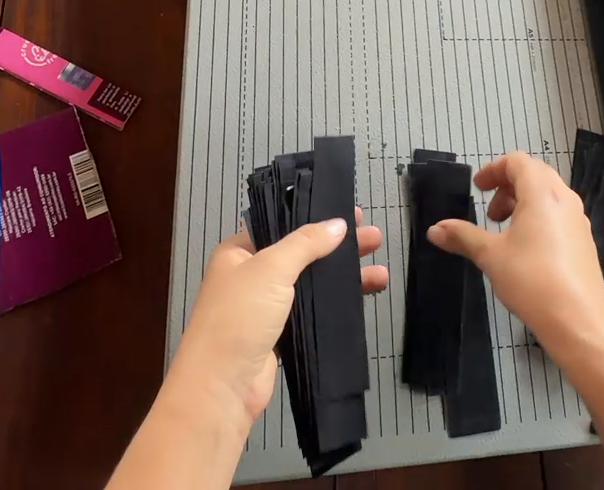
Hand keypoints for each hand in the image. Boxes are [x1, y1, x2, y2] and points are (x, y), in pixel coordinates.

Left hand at [169, 209, 387, 424]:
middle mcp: (251, 276)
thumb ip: (306, 243)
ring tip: (381, 272)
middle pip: (304, 253)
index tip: (351, 215)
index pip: (283, 225)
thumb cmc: (239, 317)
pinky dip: (336, 303)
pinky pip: (314, 311)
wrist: (221, 388)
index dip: (316, 218)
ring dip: (344, 277)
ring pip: (312, 283)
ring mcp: (267, 307)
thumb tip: (338, 224)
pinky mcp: (281, 335)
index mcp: (239, 252)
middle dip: (339, 247)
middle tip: (374, 239)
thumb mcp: (271, 268)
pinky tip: (364, 296)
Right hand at [427, 152, 603, 359]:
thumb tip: (434, 229)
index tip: (477, 188)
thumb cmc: (531, 279)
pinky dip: (539, 218)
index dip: (494, 170)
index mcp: (541, 193)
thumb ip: (462, 237)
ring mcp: (578, 220)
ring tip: (505, 231)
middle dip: (507, 186)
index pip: (517, 161)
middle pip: (534, 174)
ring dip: (523, 202)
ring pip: (549, 195)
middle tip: (490, 212)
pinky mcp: (585, 241)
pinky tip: (527, 250)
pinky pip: (559, 215)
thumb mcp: (490, 256)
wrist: (579, 321)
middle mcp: (564, 199)